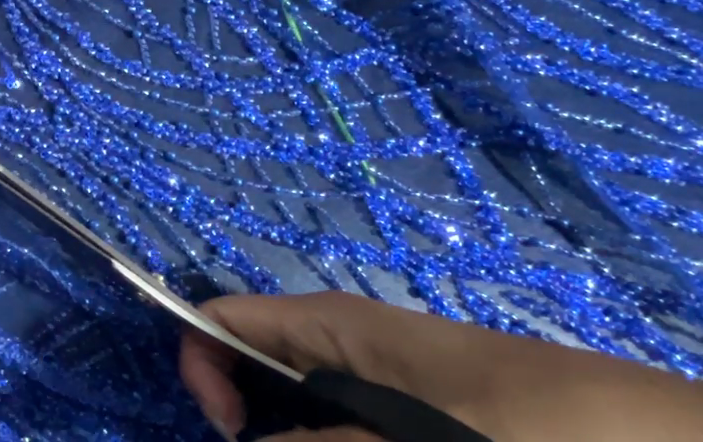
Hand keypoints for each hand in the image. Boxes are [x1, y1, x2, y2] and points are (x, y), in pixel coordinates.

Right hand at [180, 290, 702, 440]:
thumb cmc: (546, 428)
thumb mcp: (426, 439)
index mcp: (331, 326)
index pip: (219, 321)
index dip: (203, 368)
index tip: (229, 433)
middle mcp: (347, 351)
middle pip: (261, 381)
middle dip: (260, 429)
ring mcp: (392, 392)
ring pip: (314, 425)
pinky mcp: (429, 424)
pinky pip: (361, 436)